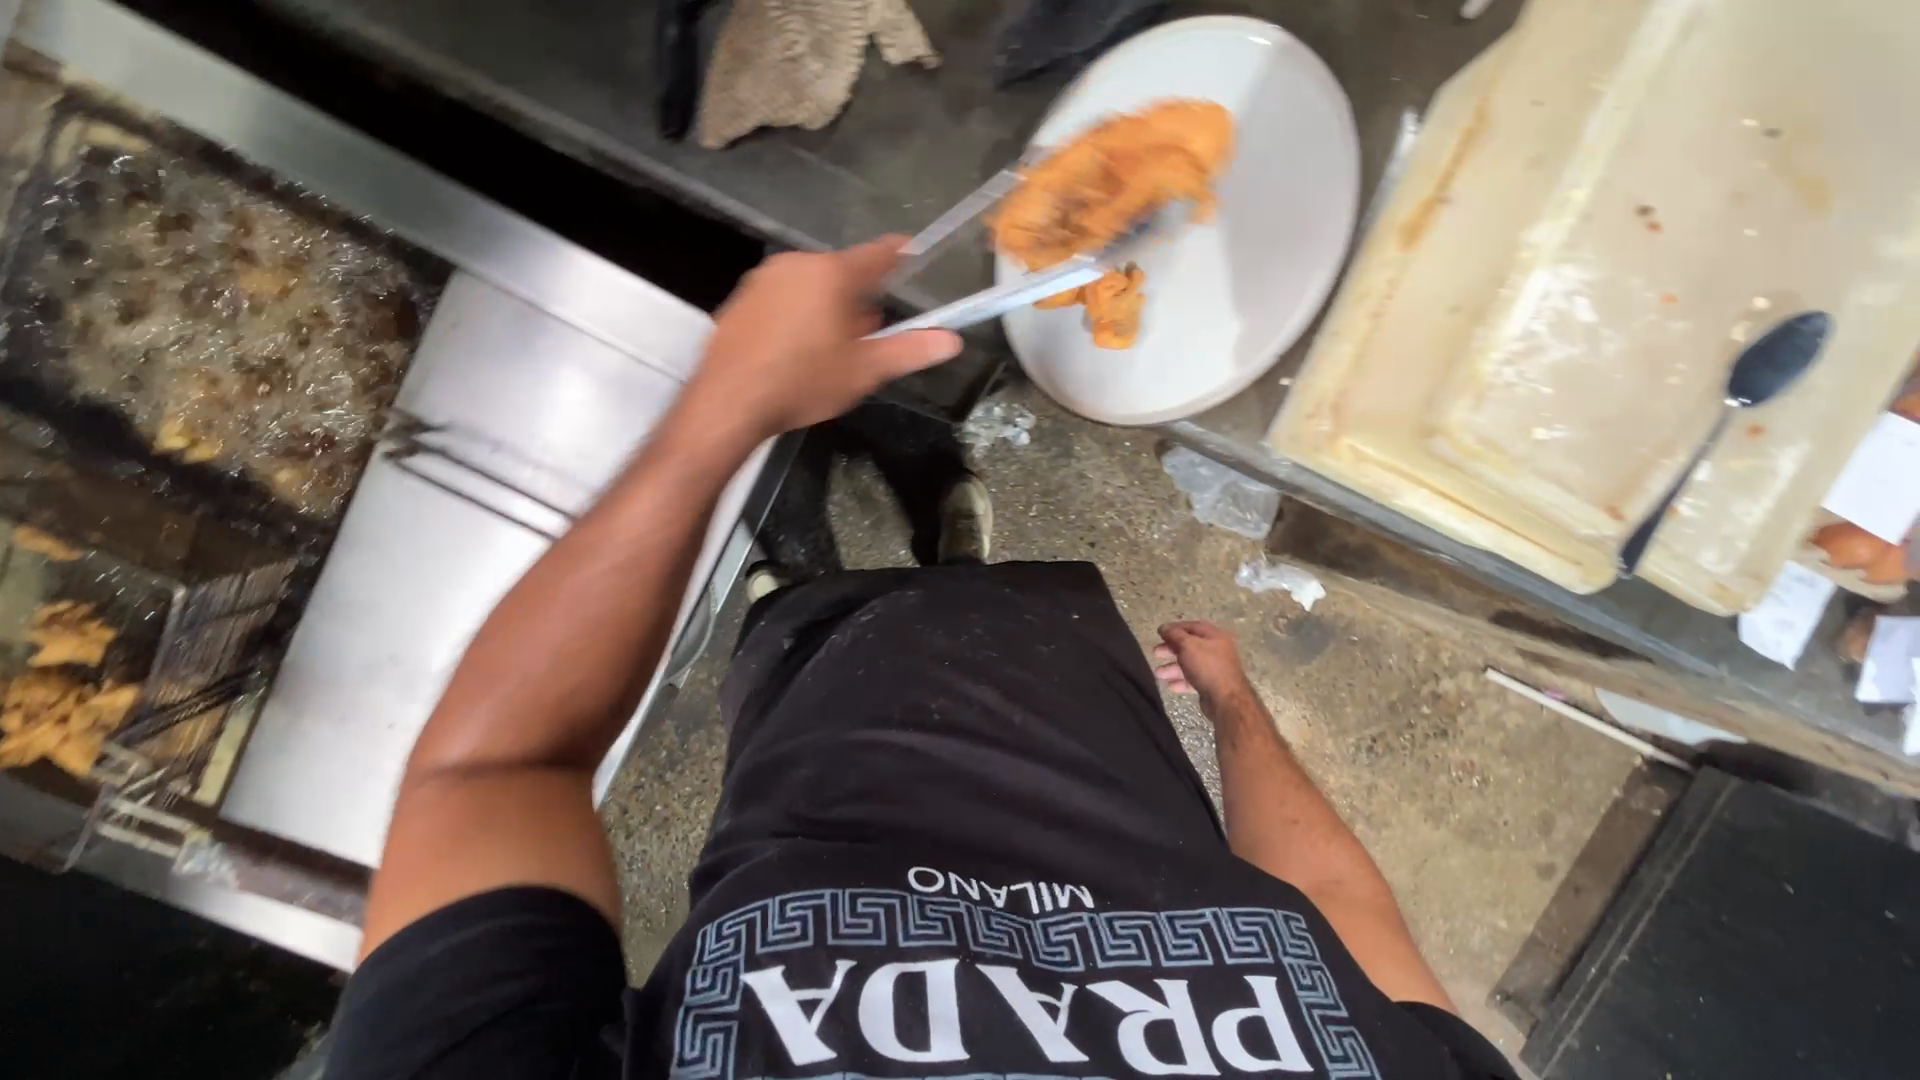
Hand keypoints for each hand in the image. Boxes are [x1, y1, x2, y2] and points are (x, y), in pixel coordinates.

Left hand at [687, 237, 961, 441]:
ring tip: (832, 350)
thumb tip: (951, 340)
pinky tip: (796, 352)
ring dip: (828, 308)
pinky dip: (797, 316)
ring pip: (810, 287)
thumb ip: (910, 350)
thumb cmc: (804, 382)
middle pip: (842, 274)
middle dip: (859, 298)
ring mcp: (764, 279)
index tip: (913, 254)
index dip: (900, 255)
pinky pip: (782, 299)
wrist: (729, 402)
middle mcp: (798, 264)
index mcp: (833, 274)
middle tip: (868, 336)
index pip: (878, 255)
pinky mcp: (741, 300)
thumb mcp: (864, 371)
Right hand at [1153, 620, 1255, 711]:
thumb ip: (1174, 635)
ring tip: (1158, 674)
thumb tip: (1163, 627)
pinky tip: (1170, 685)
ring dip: (1173, 667)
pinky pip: (1193, 679)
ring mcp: (1215, 668)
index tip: (1159, 633)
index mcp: (1215, 636)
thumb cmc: (1207, 667)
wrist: (1226, 700)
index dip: (1174, 629)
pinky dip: (1181, 680)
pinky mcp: (1211, 684)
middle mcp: (1217, 650)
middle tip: (1156, 653)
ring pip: (1190, 664)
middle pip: (1190, 646)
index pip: (1192, 627)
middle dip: (1171, 649)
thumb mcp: (1188, 646)